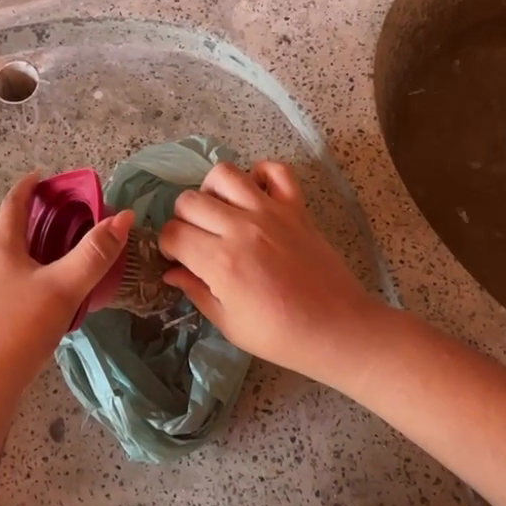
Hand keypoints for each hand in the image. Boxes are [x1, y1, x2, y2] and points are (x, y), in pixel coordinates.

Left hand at [0, 173, 132, 416]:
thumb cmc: (19, 329)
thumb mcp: (65, 288)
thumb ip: (95, 253)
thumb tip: (123, 216)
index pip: (11, 207)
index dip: (25, 188)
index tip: (38, 177)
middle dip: (5, 228)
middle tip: (32, 232)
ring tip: (28, 272)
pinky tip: (20, 310)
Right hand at [160, 160, 383, 383]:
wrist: (338, 330)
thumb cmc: (280, 335)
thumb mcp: (229, 324)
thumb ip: (196, 291)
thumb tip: (172, 272)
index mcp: (220, 261)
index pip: (172, 233)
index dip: (167, 245)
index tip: (177, 258)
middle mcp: (241, 228)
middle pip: (189, 200)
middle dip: (183, 219)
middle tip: (197, 239)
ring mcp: (270, 212)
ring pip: (224, 173)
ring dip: (213, 190)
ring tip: (221, 213)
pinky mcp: (296, 207)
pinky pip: (275, 170)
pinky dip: (261, 174)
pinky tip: (256, 196)